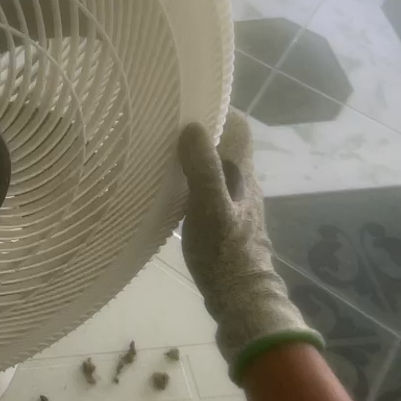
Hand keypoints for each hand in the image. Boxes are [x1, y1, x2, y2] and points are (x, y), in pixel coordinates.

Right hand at [175, 112, 322, 382]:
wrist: (240, 302)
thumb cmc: (225, 253)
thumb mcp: (209, 207)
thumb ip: (202, 167)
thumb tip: (191, 127)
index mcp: (244, 174)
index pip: (239, 127)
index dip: (219, 108)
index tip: (187, 98)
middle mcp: (242, 183)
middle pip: (224, 144)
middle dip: (199, 128)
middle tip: (162, 120)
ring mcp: (233, 202)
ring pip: (214, 164)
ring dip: (191, 153)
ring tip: (157, 146)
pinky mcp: (221, 220)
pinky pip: (205, 185)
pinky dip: (187, 177)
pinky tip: (165, 184)